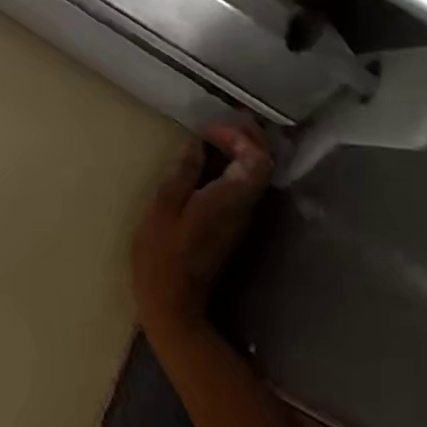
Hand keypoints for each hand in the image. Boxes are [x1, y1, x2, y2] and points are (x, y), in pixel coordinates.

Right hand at [132, 115, 273, 330]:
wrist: (174, 305)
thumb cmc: (162, 257)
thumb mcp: (163, 209)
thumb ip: (183, 174)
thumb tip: (196, 146)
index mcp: (229, 198)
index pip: (255, 157)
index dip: (238, 135)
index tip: (207, 130)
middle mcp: (244, 206)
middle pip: (263, 163)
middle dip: (249, 137)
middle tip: (224, 121)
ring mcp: (242, 218)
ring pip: (257, 174)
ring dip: (245, 149)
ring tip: (219, 134)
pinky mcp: (233, 227)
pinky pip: (245, 186)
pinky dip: (236, 165)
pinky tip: (214, 161)